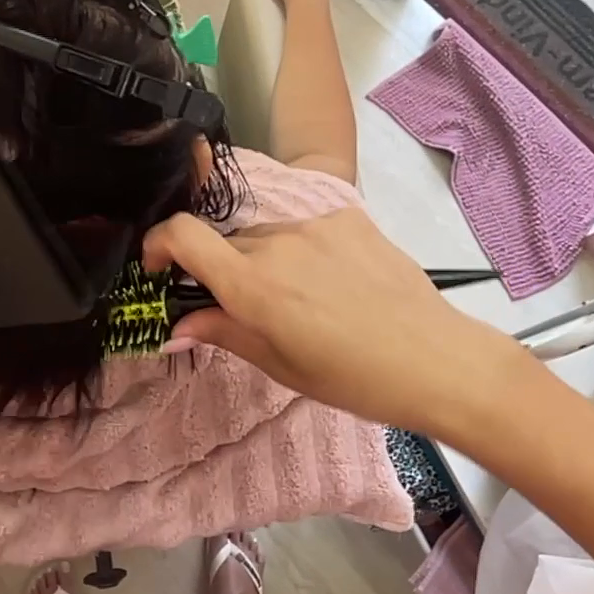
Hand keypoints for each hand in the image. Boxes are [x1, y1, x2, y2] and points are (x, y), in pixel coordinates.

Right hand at [142, 209, 532, 435]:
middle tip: (251, 309)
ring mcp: (315, 224)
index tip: (160, 269)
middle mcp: (276, 243)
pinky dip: (303, 250)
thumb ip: (223, 332)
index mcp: (253, 285)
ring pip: (265, 236)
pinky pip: (305, 229)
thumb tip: (175, 327)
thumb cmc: (353, 378)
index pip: (182, 234)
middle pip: (226, 242)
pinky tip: (336, 282)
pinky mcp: (347, 216)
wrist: (437, 359)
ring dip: (265, 261)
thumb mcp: (280, 365)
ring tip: (305, 300)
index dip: (157, 245)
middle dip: (223, 270)